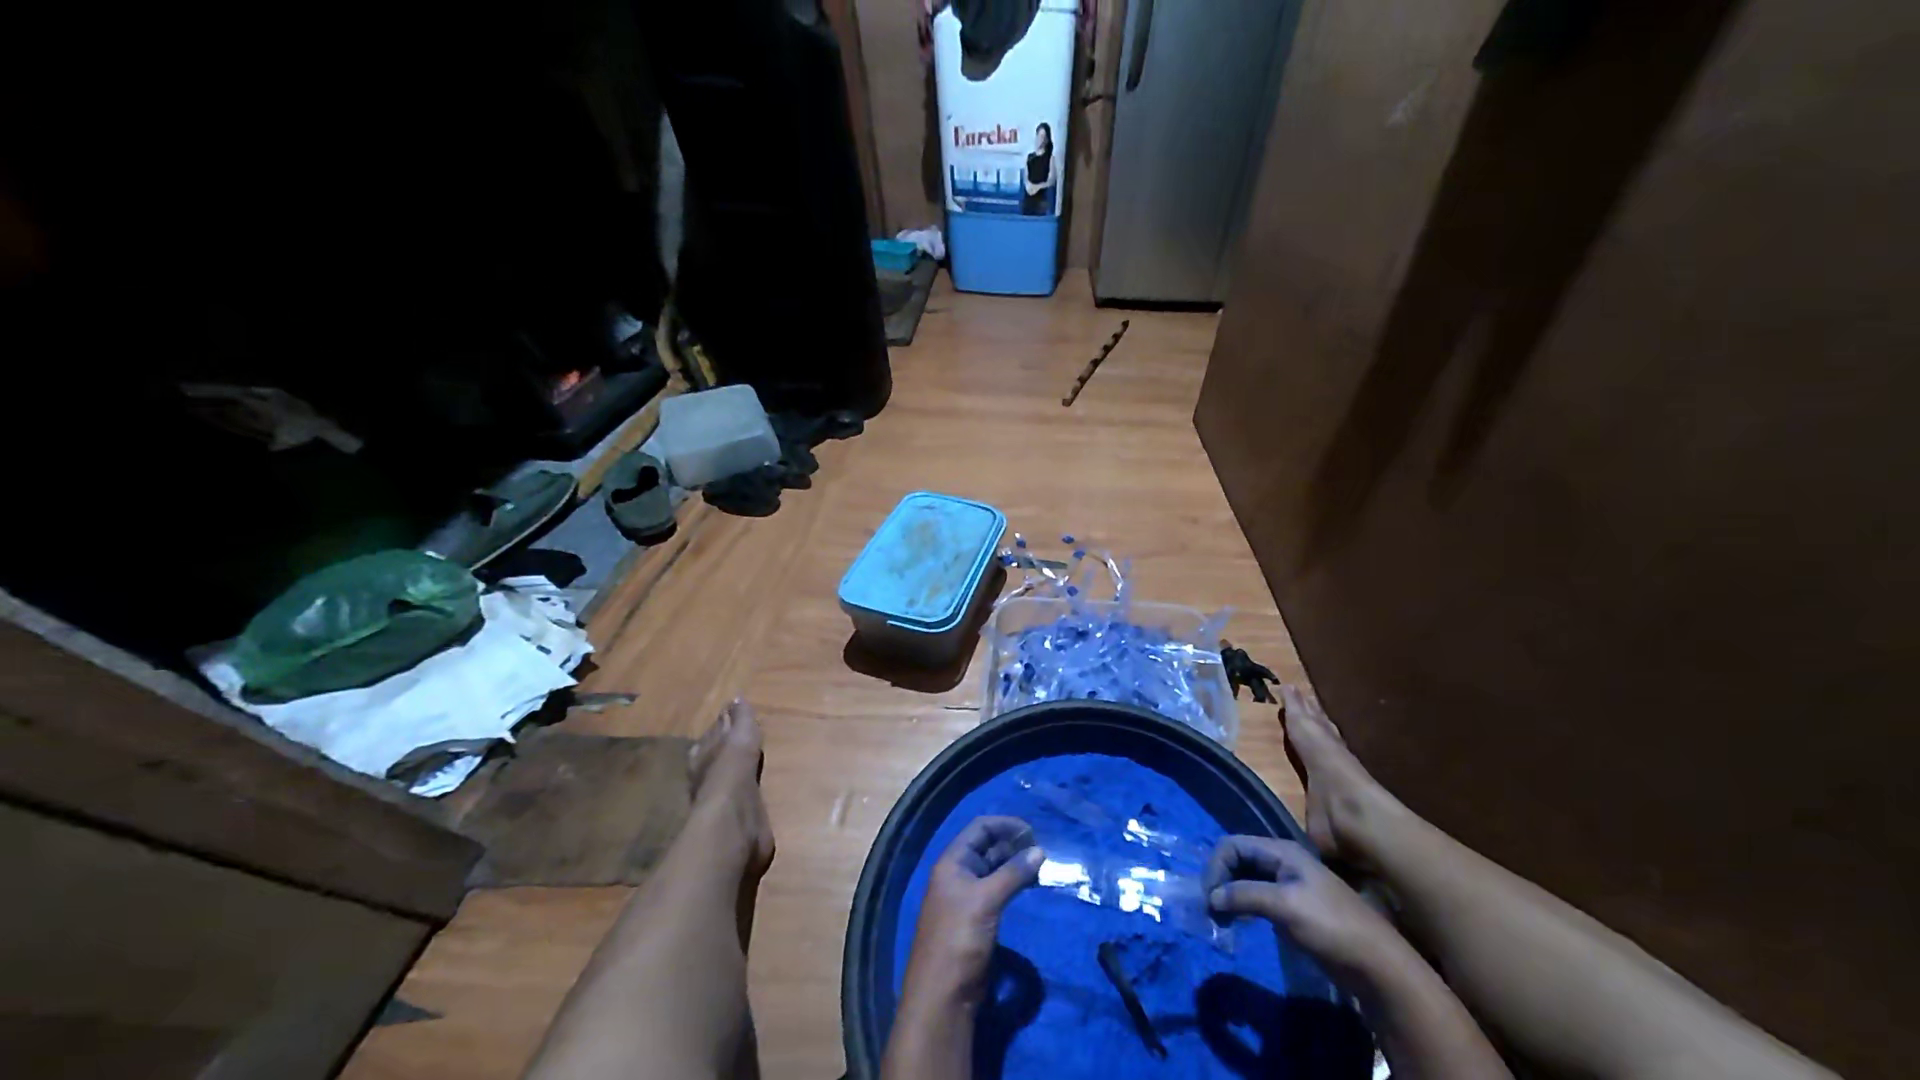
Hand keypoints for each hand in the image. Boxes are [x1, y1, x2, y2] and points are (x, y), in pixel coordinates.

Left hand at [902, 816, 1043, 1004]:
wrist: (944, 991)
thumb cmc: (959, 937)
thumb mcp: (986, 900)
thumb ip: (1013, 873)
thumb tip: (1039, 850)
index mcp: (952, 862)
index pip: (980, 829)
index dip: (1005, 825)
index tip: (1033, 831)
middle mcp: (959, 873)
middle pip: (988, 847)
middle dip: (1014, 844)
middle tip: (1043, 850)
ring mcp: (969, 895)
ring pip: (995, 868)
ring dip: (1017, 864)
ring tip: (1043, 865)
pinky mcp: (979, 916)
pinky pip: (999, 889)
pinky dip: (1015, 883)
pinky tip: (1032, 884)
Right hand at [1206, 835, 1404, 983]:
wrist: (1376, 964)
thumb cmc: (1331, 926)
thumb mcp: (1285, 905)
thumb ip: (1245, 895)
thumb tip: (1212, 897)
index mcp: (1282, 852)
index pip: (1233, 845)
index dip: (1216, 866)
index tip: (1210, 897)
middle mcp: (1282, 862)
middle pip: (1237, 860)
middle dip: (1220, 881)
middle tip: (1212, 911)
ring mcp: (1287, 886)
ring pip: (1245, 880)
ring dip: (1228, 895)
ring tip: (1221, 920)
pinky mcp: (1291, 908)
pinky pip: (1255, 899)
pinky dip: (1241, 907)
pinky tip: (1238, 923)